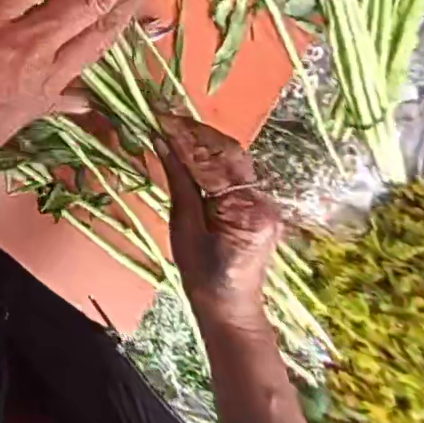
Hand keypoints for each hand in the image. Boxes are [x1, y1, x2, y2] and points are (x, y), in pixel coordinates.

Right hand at [156, 114, 282, 331]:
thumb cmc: (202, 272)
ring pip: (234, 157)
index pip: (211, 161)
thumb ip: (178, 180)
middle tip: (165, 116)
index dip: (183, 137)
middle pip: (229, 152)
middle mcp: (261, 201)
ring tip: (174, 125)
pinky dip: (211, 154)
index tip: (160, 118)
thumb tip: (162, 142)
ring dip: (203, 139)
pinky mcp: (257, 203)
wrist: (230, 306)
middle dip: (196, 131)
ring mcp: (263, 201)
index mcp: (245, 210)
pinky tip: (191, 146)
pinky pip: (234, 170)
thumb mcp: (183, 225)